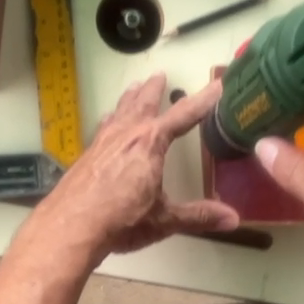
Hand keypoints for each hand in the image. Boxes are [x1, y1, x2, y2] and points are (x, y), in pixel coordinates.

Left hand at [27, 74, 240, 263]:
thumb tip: (232, 219)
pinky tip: (107, 123)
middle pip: (143, 105)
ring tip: (134, 90)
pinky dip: (110, 119)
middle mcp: (126, 136)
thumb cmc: (121, 220)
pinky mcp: (86, 157)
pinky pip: (103, 128)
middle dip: (154, 90)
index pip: (182, 116)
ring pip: (120, 112)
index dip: (201, 101)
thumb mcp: (164, 219)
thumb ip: (197, 216)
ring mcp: (102, 144)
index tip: (215, 86)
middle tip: (159, 76)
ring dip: (129, 99)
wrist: (71, 227)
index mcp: (150, 144)